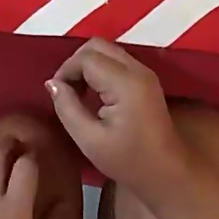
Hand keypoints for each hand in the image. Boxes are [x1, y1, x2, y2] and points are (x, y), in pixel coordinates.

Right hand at [46, 39, 188, 194]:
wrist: (166, 172)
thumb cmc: (127, 160)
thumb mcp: (89, 140)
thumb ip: (67, 108)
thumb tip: (52, 84)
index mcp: (125, 84)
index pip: (86, 58)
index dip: (66, 71)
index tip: (57, 94)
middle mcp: (137, 70)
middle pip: (97, 45)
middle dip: (75, 63)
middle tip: (66, 90)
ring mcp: (145, 72)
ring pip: (107, 51)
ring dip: (87, 65)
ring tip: (78, 93)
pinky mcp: (146, 79)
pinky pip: (116, 61)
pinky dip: (99, 70)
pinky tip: (94, 94)